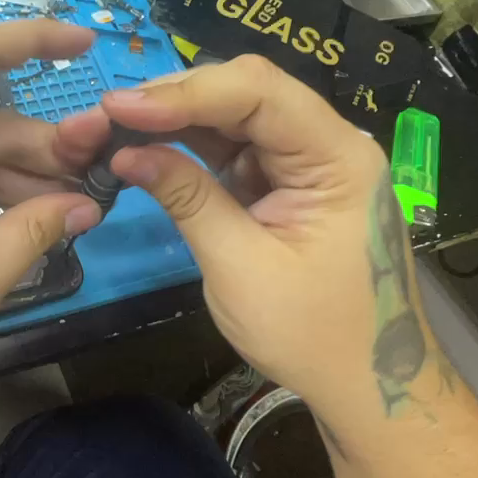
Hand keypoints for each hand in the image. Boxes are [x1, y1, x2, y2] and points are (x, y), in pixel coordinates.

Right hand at [68, 55, 439, 427]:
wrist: (368, 386)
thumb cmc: (314, 336)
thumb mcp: (241, 268)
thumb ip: (187, 199)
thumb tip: (125, 153)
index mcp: (337, 158)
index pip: (259, 93)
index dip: (185, 93)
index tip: (120, 107)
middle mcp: (326, 143)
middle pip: (247, 92)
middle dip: (176, 97)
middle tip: (109, 112)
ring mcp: (304, 161)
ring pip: (234, 114)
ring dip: (175, 117)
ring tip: (116, 124)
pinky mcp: (283, 181)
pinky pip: (231, 146)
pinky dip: (187, 143)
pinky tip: (148, 143)